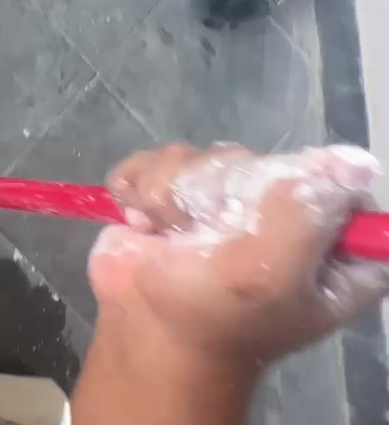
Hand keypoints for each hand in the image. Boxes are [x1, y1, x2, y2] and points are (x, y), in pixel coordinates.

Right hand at [91, 142, 388, 368]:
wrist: (144, 324)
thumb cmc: (213, 312)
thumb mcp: (267, 271)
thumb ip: (300, 214)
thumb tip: (349, 160)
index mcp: (327, 240)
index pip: (318, 177)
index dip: (275, 183)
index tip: (244, 214)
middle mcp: (275, 214)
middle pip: (238, 158)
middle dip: (199, 189)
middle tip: (193, 231)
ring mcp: (215, 203)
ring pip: (184, 155)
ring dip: (159, 193)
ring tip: (162, 231)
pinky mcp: (163, 196)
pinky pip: (144, 160)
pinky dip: (130, 187)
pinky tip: (138, 220)